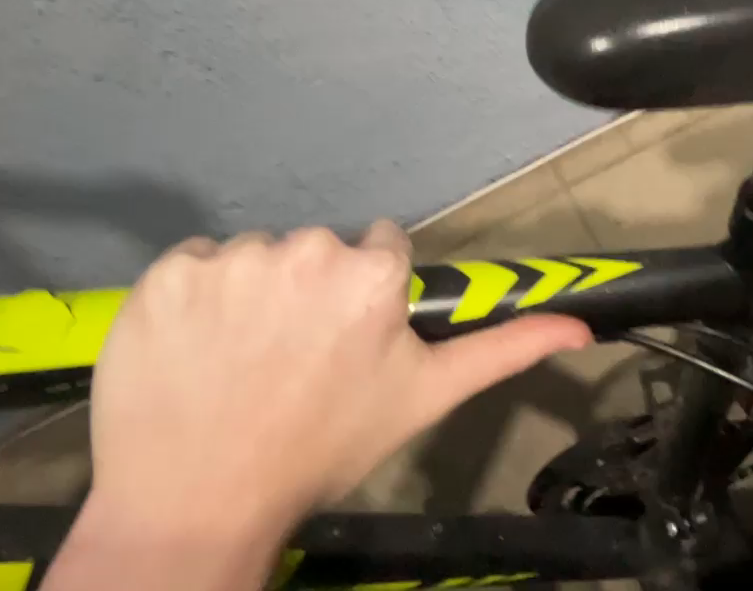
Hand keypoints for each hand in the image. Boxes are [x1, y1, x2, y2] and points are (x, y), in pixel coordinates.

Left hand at [85, 222, 592, 535]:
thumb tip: (585, 327)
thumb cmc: (325, 447)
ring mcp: (233, 258)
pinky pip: (198, 263)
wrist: (196, 504)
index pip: (380, 248)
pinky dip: (199, 297)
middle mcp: (309, 249)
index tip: (345, 339)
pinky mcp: (167, 270)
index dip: (365, 296)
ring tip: (243, 358)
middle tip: (294, 358)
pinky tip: (196, 346)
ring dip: (256, 293)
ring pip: (261, 256)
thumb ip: (507, 348)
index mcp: (374, 273)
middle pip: (321, 250)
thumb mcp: (427, 396)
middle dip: (315, 291)